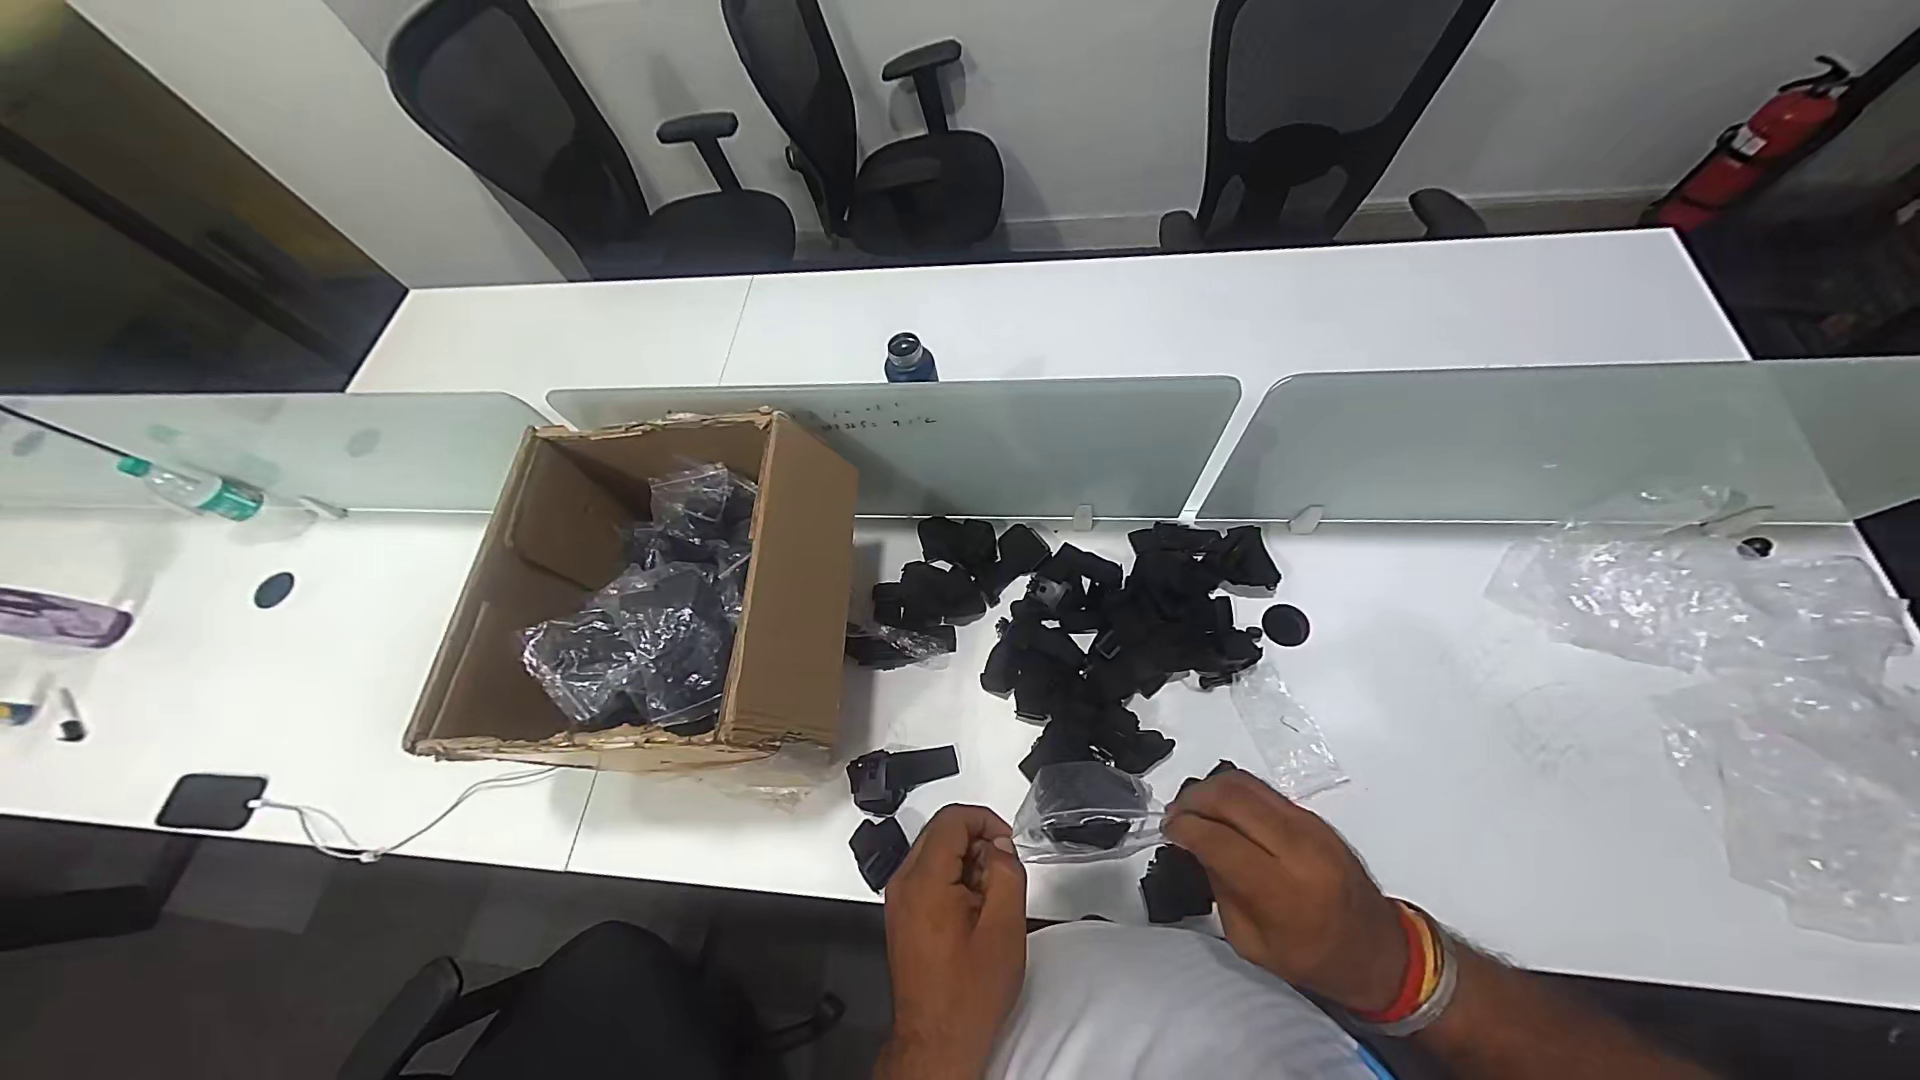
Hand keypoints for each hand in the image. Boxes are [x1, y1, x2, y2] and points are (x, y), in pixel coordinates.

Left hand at [876, 804, 1027, 1079]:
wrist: (938, 1039)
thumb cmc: (966, 996)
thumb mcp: (1004, 927)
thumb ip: (1007, 873)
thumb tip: (1001, 845)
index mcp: (924, 881)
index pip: (952, 819)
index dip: (985, 820)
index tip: (1005, 840)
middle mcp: (904, 883)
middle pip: (942, 830)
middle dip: (977, 840)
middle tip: (1001, 869)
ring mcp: (900, 897)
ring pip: (936, 850)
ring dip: (967, 860)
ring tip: (989, 895)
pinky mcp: (903, 911)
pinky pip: (929, 873)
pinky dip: (954, 876)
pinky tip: (973, 908)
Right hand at [1165, 769, 1406, 1012]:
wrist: (1379, 950)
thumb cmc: (1314, 957)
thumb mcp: (1251, 941)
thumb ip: (1220, 889)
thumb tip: (1196, 845)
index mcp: (1283, 892)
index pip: (1219, 839)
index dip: (1184, 828)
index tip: (1169, 831)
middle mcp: (1300, 850)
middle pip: (1231, 798)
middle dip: (1192, 800)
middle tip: (1176, 815)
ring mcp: (1310, 827)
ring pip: (1246, 783)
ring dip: (1210, 789)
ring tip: (1194, 807)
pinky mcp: (1314, 817)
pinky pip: (1263, 790)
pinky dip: (1233, 793)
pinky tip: (1221, 810)